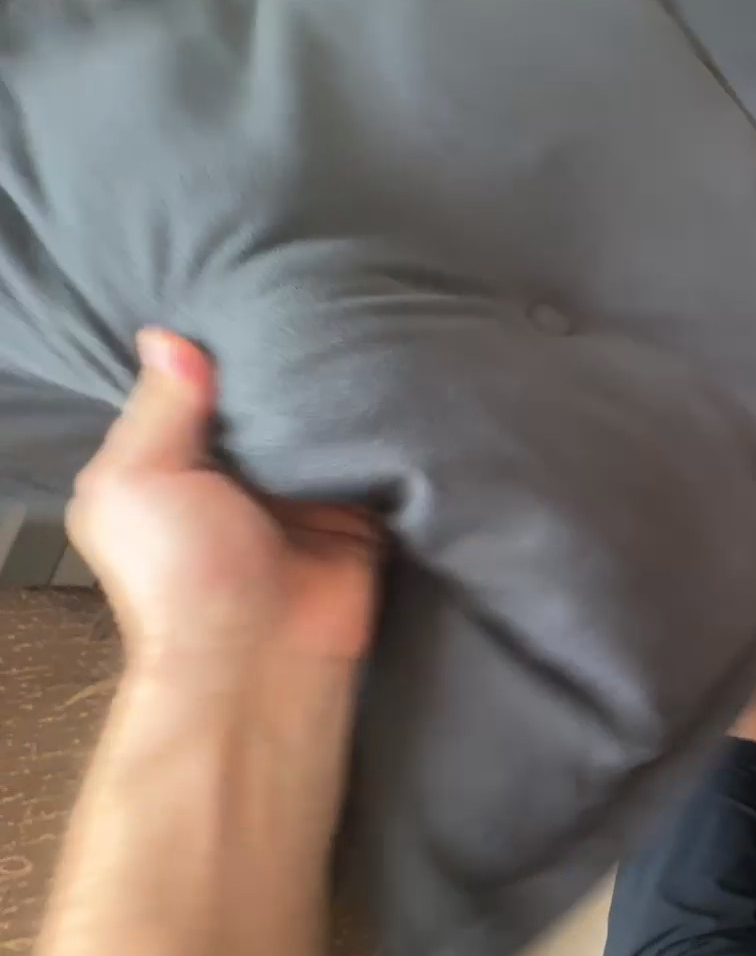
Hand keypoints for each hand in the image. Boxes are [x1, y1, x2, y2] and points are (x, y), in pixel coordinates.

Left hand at [67, 329, 381, 673]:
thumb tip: (169, 337)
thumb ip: (165, 414)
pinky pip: (385, 473)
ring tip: (387, 349)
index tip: (266, 308)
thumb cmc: (184, 568)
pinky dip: (396, 448)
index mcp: (187, 466)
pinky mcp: (370, 518)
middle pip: (285, 415)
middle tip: (343, 319)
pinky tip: (414, 405)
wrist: (267, 647)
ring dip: (356, 411)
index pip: (212, 398)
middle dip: (306, 378)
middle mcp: (253, 478)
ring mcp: (316, 498)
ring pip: (338, 440)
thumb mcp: (142, 482)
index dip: (231, 358)